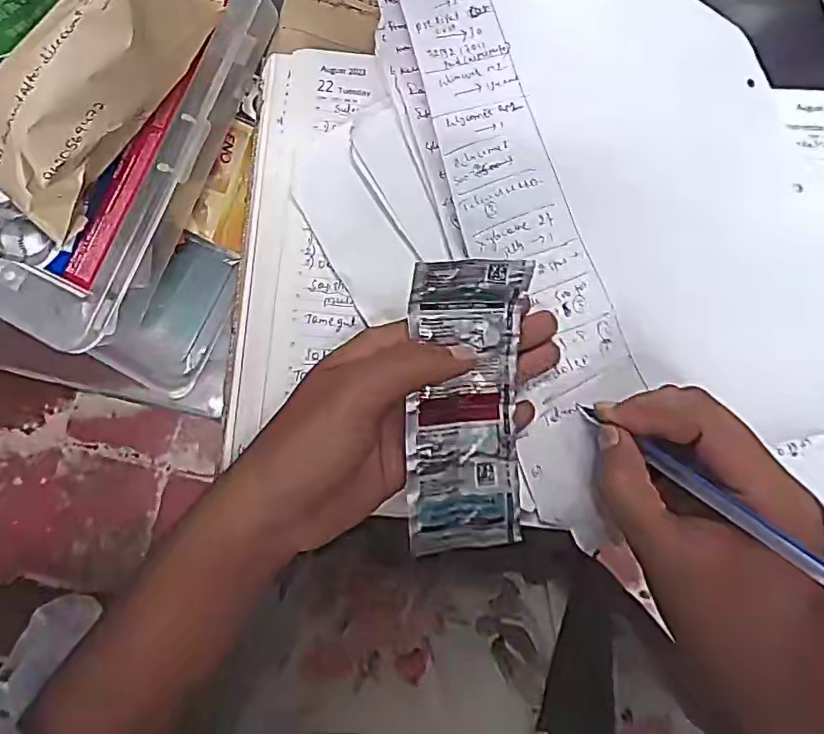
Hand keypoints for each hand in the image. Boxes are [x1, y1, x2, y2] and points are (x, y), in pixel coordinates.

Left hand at [216, 312, 559, 557]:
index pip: (432, 329)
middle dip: (498, 345)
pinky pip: (454, 436)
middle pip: (453, 359)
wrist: (279, 512)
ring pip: (460, 395)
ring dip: (500, 382)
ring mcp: (401, 420)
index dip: (473, 320)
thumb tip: (464, 349)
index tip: (514, 311)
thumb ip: (409, 367)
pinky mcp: (409, 457)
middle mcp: (390, 382)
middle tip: (544, 333)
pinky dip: (486, 425)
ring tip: (544, 364)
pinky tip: (517, 415)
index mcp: (372, 355)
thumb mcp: (355, 391)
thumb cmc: (307, 442)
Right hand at [595, 387, 823, 731]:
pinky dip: (663, 459)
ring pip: (699, 435)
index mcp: (774, 497)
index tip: (607, 419)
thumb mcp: (666, 557)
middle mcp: (778, 488)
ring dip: (653, 437)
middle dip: (649, 419)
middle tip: (608, 431)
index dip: (648, 411)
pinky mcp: (748, 507)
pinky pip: (698, 461)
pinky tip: (639, 475)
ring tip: (619, 454)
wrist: (775, 699)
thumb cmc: (737, 644)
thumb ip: (628, 487)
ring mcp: (766, 496)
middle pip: (704, 419)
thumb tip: (610, 438)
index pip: (704, 419)